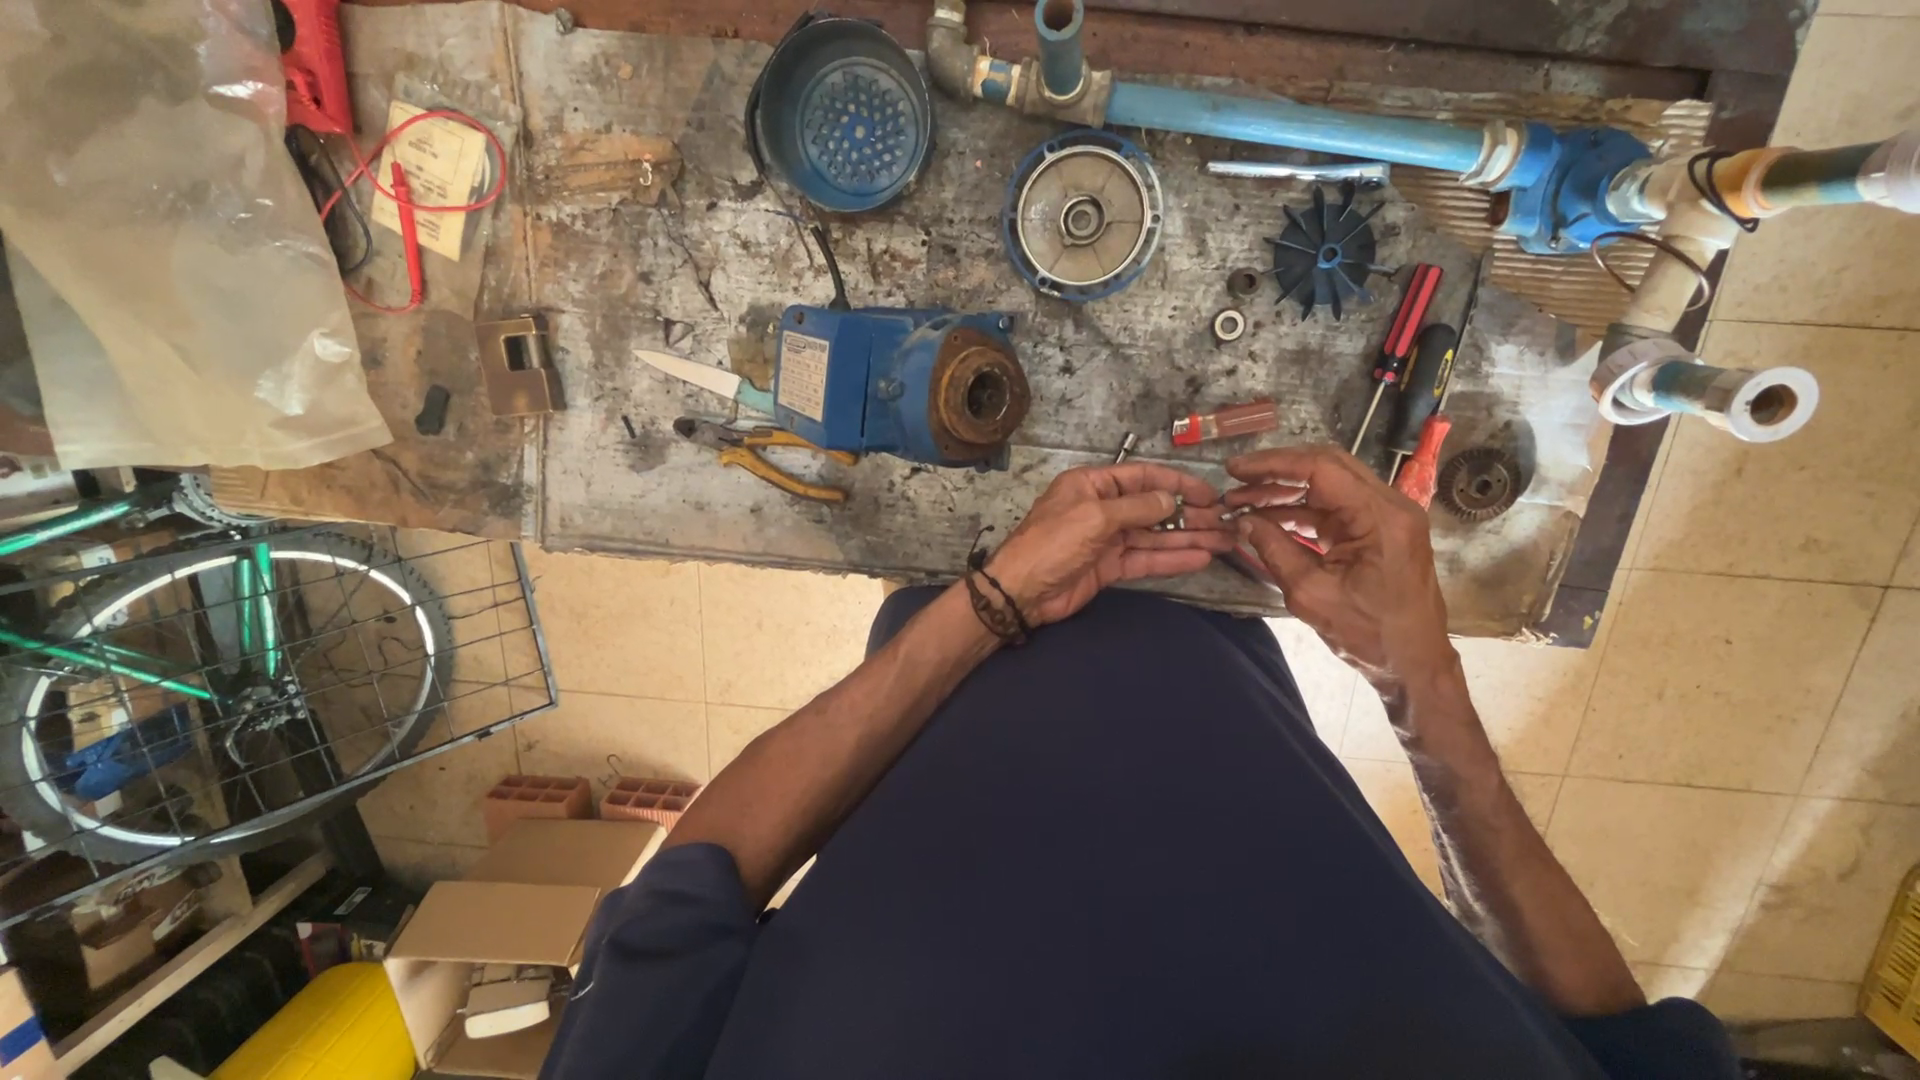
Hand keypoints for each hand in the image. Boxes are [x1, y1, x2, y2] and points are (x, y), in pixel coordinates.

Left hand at [986, 463, 1237, 626]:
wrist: (1022, 591)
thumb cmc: (1052, 543)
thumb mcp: (1094, 517)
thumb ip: (1136, 507)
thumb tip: (1171, 500)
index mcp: (1092, 485)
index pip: (1142, 477)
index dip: (1176, 484)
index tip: (1208, 493)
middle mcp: (1102, 508)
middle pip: (1153, 507)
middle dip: (1189, 514)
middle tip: (1226, 521)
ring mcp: (1106, 539)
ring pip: (1154, 535)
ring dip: (1188, 537)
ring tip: (1225, 540)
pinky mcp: (1109, 566)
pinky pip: (1146, 559)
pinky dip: (1172, 558)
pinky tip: (1200, 557)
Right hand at [1223, 444, 1451, 685]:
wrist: (1414, 664)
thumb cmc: (1368, 634)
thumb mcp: (1311, 594)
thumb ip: (1275, 550)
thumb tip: (1243, 520)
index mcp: (1380, 517)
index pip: (1321, 469)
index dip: (1272, 464)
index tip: (1234, 470)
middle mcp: (1390, 506)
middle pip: (1327, 466)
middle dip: (1277, 470)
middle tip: (1235, 480)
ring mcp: (1386, 517)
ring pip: (1329, 484)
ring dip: (1285, 490)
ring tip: (1243, 502)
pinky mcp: (1378, 531)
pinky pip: (1334, 507)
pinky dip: (1299, 509)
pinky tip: (1266, 518)